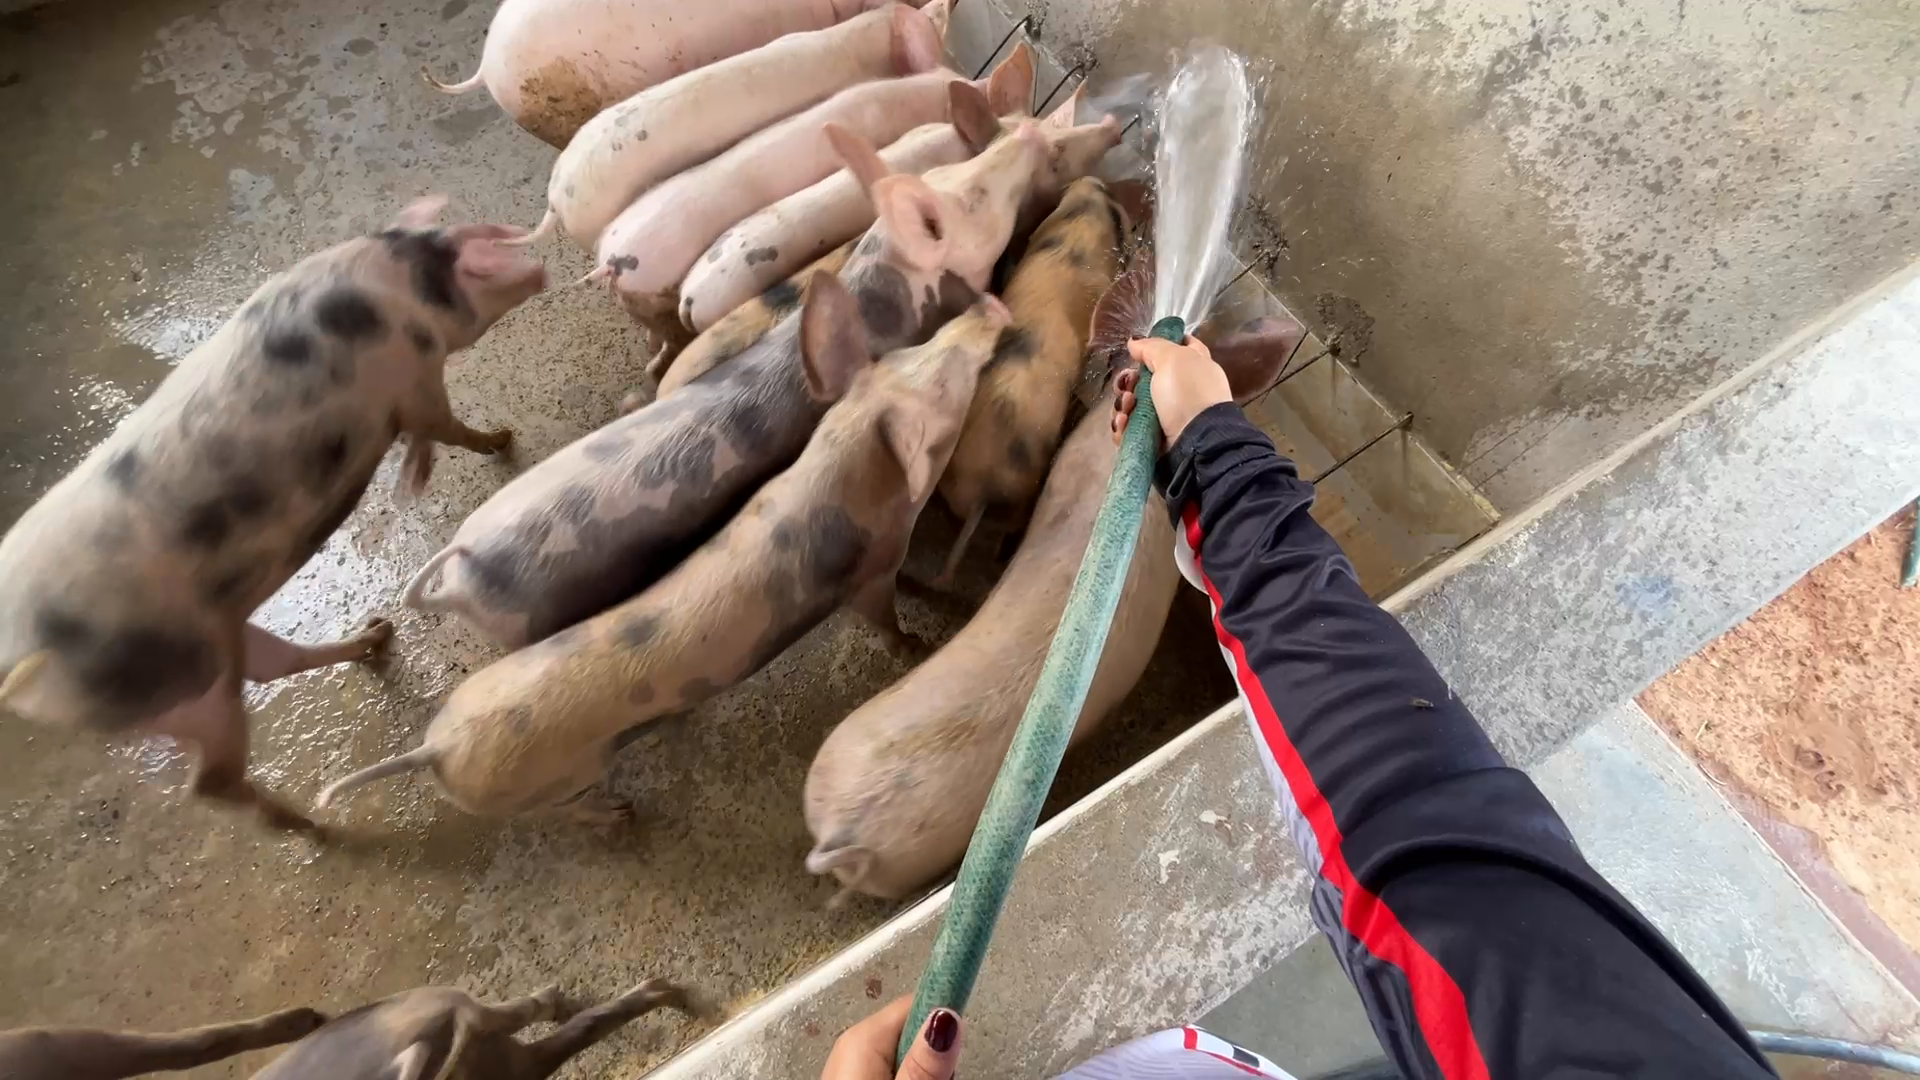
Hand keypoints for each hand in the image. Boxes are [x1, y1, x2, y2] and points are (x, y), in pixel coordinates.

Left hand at [821, 997, 961, 1079]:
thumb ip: (924, 1066)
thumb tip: (949, 1014)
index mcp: (862, 1037)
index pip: (919, 1004)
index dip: (941, 1030)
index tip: (950, 1063)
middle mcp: (853, 1046)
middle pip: (914, 1037)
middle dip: (931, 1070)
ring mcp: (850, 1072)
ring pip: (905, 1065)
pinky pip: (890, 1079)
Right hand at [1112, 335, 1231, 448]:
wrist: (1195, 441)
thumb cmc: (1188, 393)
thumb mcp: (1173, 359)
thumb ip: (1152, 347)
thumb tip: (1134, 342)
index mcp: (1193, 366)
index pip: (1179, 347)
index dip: (1158, 347)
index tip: (1140, 352)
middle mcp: (1180, 391)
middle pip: (1145, 379)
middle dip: (1129, 381)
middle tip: (1126, 385)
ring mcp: (1166, 417)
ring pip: (1133, 405)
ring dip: (1123, 404)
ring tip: (1126, 407)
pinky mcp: (1152, 439)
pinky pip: (1129, 429)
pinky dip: (1122, 427)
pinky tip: (1123, 424)